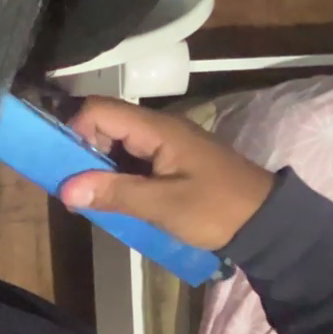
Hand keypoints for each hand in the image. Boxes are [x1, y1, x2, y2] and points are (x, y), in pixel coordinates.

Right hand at [58, 97, 276, 249]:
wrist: (267, 223)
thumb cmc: (217, 210)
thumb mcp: (163, 206)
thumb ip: (115, 194)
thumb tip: (65, 189)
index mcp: (157, 129)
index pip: (99, 110)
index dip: (75, 132)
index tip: (67, 168)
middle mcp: (157, 128)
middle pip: (103, 123)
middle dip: (82, 152)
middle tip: (74, 188)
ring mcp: (164, 144)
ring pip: (115, 142)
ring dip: (97, 166)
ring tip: (89, 198)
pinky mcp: (169, 160)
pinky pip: (130, 158)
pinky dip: (115, 175)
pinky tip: (111, 199)